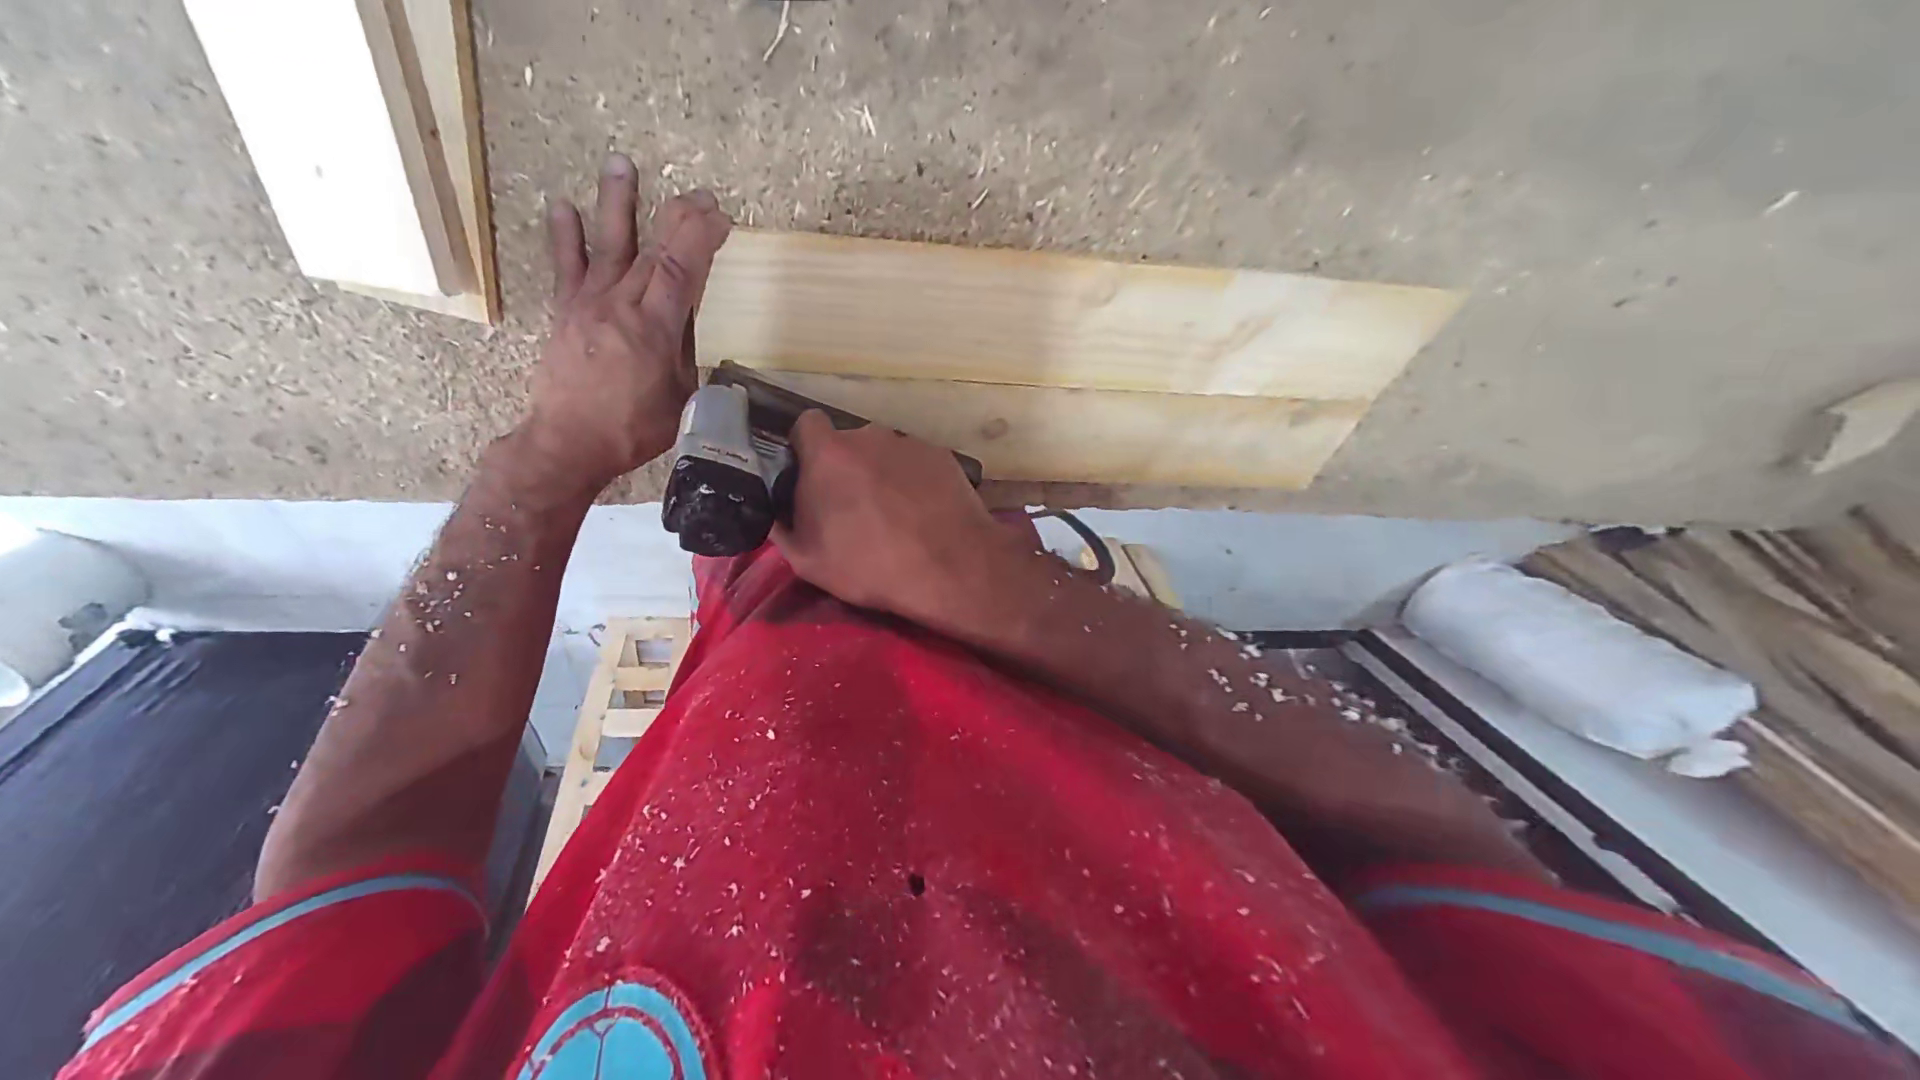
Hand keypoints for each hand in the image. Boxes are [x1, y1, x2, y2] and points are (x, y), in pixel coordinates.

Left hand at [519, 154, 731, 492]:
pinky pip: (565, 266)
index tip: (721, 217)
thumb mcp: (679, 395)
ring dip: (617, 203)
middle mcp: (620, 306)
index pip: (683, 269)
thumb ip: (684, 350)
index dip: (702, 237)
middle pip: (653, 249)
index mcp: (654, 329)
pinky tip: (563, 206)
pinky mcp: (565, 311)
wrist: (568, 442)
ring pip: (608, 245)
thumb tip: (686, 318)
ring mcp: (588, 304)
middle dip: (678, 216)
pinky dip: (565, 236)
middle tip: (698, 193)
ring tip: (621, 164)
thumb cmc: (633, 428)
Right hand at [773, 411, 1012, 620]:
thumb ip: (782, 529)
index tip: (810, 475)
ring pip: (883, 453)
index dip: (805, 447)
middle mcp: (868, 435)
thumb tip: (774, 514)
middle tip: (854, 506)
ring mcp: (908, 443)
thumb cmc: (871, 565)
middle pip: (847, 443)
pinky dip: (914, 479)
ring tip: (894, 513)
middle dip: (845, 467)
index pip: (806, 424)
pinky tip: (923, 511)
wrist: (950, 568)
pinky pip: (915, 462)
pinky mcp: (941, 455)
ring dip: (881, 473)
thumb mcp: (808, 561)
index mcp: (828, 454)